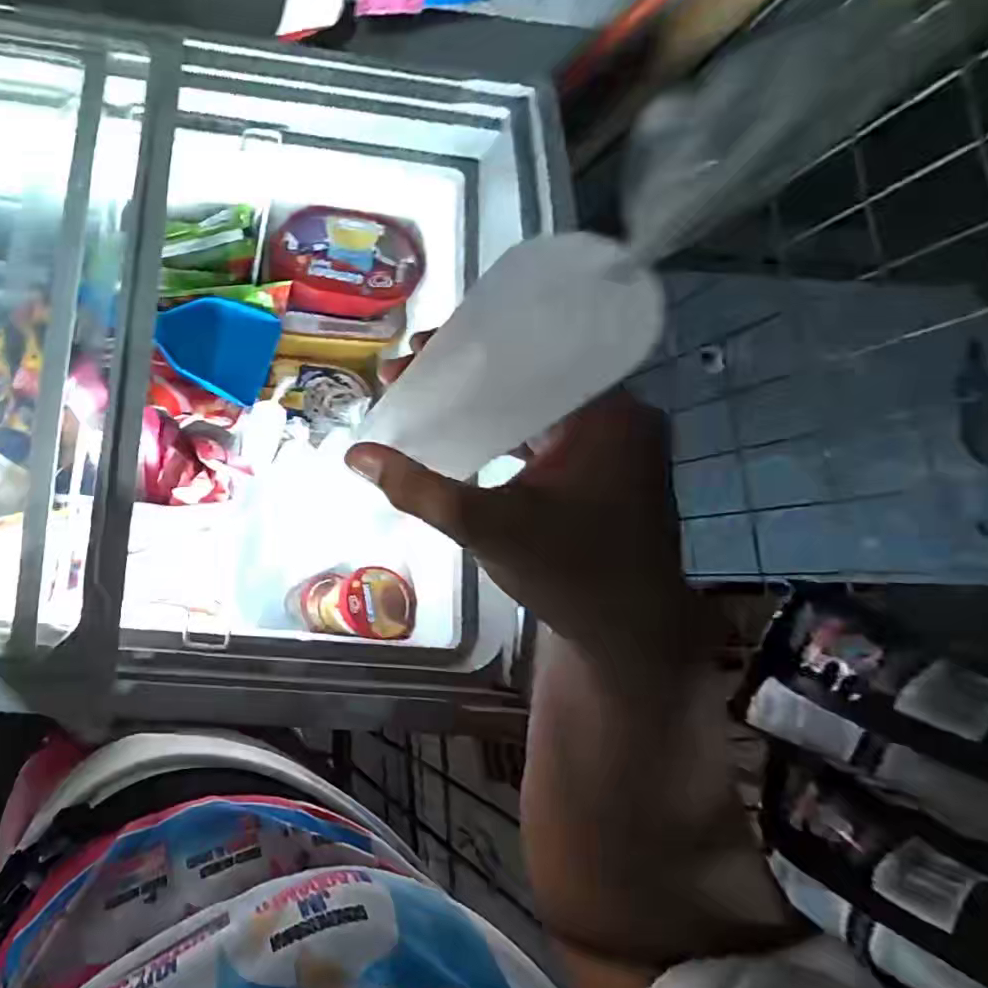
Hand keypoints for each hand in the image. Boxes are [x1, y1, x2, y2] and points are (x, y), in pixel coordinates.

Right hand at [345, 333, 712, 660]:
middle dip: (462, 376)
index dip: (465, 352)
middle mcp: (618, 417)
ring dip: (477, 403)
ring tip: (423, 400)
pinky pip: (539, 432)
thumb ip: (417, 488)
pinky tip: (458, 438)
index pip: (529, 359)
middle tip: (405, 377)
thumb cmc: (569, 573)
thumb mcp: (484, 527)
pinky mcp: (600, 470)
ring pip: (531, 405)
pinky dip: (498, 430)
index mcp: (605, 415)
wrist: (631, 635)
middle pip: (528, 378)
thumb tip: (356, 455)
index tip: (413, 353)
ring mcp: (612, 445)